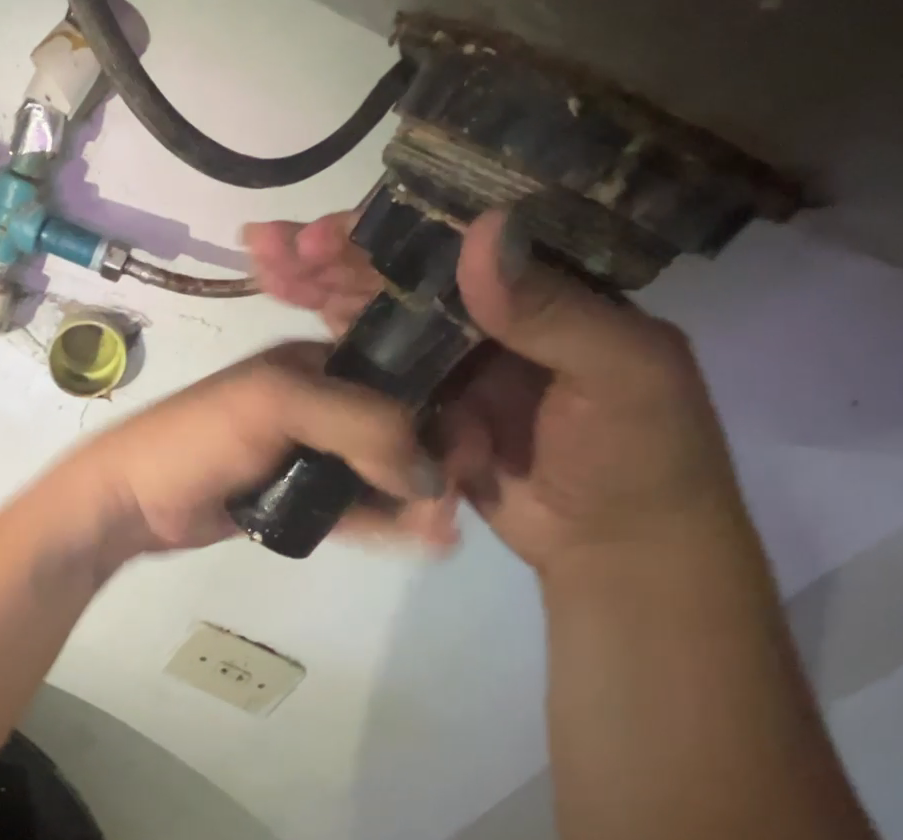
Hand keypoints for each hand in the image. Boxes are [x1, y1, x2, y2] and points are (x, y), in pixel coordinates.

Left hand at [52, 343, 459, 563]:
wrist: (128, 500)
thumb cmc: (195, 438)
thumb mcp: (276, 408)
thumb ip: (360, 426)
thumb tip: (434, 474)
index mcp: (318, 363)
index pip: (405, 375)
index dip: (447, 408)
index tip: (476, 451)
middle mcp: (321, 403)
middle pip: (402, 428)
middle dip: (437, 462)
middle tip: (457, 503)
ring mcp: (307, 454)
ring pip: (381, 473)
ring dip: (416, 499)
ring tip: (440, 533)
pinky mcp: (294, 498)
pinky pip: (352, 507)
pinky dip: (385, 521)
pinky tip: (417, 541)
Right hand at [248, 207, 752, 575]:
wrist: (614, 549)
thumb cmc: (638, 454)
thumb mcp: (619, 372)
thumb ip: (551, 309)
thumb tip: (481, 230)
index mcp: (546, 291)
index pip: (460, 242)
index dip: (395, 227)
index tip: (327, 228)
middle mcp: (493, 318)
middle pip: (405, 275)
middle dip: (338, 256)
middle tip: (271, 245)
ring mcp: (452, 366)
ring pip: (379, 318)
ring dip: (323, 291)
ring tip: (264, 268)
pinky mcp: (423, 411)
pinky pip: (373, 374)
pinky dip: (332, 347)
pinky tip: (293, 320)